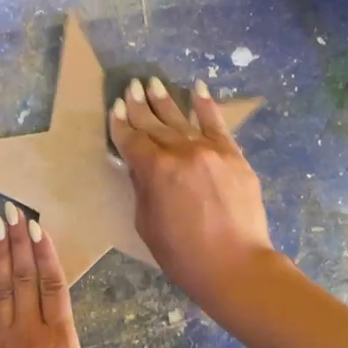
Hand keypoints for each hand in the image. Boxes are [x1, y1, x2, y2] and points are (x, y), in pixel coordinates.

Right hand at [108, 77, 277, 302]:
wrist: (234, 264)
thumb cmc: (182, 254)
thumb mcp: (147, 223)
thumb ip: (143, 189)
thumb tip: (141, 167)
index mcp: (154, 171)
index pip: (132, 140)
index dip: (120, 125)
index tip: (113, 109)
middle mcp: (181, 152)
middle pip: (155, 125)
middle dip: (139, 106)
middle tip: (130, 86)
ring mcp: (210, 151)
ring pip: (182, 120)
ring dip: (165, 101)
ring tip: (152, 83)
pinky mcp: (233, 156)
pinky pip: (217, 124)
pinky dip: (206, 106)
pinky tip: (197, 89)